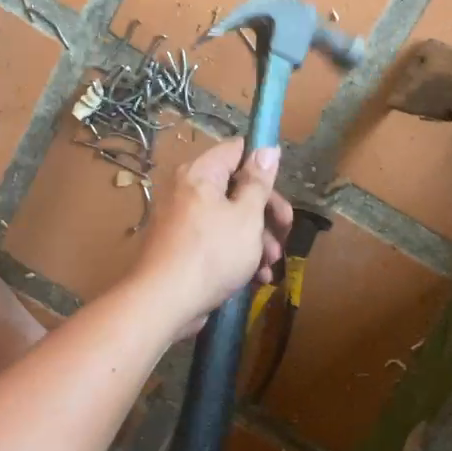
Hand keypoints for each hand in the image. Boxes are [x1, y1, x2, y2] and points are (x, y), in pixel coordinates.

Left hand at [128, 138, 293, 333]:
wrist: (165, 302)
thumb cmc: (212, 253)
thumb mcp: (246, 216)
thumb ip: (258, 182)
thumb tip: (267, 148)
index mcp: (201, 174)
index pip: (236, 150)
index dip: (263, 163)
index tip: (283, 185)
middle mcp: (188, 191)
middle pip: (236, 189)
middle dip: (266, 212)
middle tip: (286, 231)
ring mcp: (183, 222)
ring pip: (229, 219)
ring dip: (256, 240)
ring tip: (271, 264)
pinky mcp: (182, 249)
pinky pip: (216, 242)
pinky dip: (237, 256)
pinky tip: (256, 278)